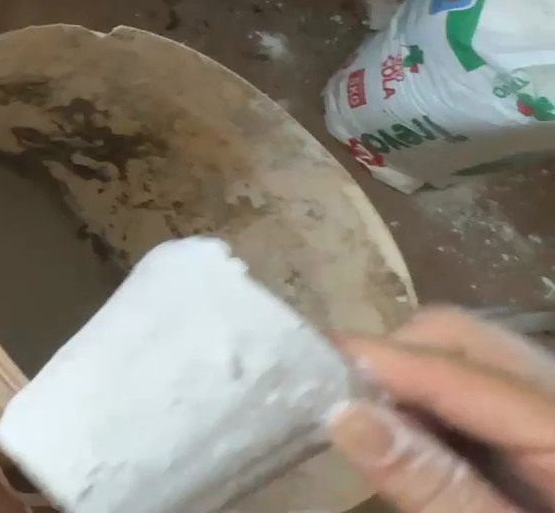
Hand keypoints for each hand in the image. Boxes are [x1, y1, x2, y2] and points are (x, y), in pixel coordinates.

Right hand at [328, 307, 554, 512]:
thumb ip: (437, 486)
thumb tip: (338, 412)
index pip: (459, 371)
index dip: (374, 360)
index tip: (294, 362)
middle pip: (464, 338)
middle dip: (392, 358)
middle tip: (347, 407)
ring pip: (470, 351)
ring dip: (411, 376)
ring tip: (389, 431)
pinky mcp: (549, 425)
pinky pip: (485, 381)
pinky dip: (439, 398)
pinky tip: (429, 443)